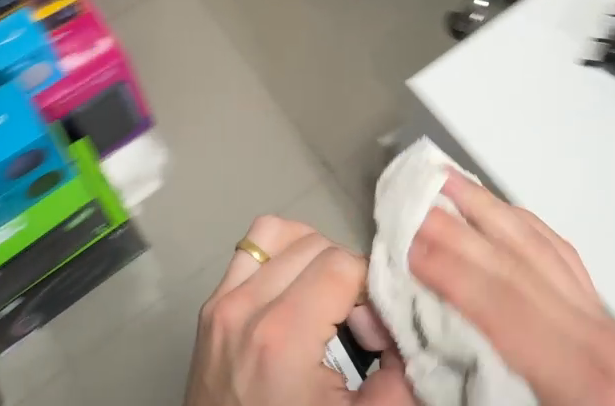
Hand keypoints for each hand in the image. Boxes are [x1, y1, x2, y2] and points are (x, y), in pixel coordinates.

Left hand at [185, 216, 414, 405]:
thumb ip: (396, 380)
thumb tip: (406, 329)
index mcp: (282, 337)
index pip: (342, 263)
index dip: (370, 288)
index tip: (374, 330)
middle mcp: (246, 307)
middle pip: (314, 244)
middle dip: (346, 273)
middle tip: (355, 322)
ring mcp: (220, 302)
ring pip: (278, 232)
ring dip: (310, 254)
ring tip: (325, 296)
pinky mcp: (209, 307)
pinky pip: (248, 249)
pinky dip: (278, 256)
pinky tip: (294, 291)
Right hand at [410, 175, 614, 405]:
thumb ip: (436, 379)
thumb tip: (386, 324)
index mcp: (578, 378)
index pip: (505, 308)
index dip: (453, 271)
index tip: (408, 246)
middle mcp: (598, 340)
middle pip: (520, 266)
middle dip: (458, 229)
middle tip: (410, 201)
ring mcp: (603, 321)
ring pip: (539, 247)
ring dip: (486, 208)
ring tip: (444, 179)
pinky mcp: (599, 312)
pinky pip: (557, 251)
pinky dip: (519, 222)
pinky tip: (491, 207)